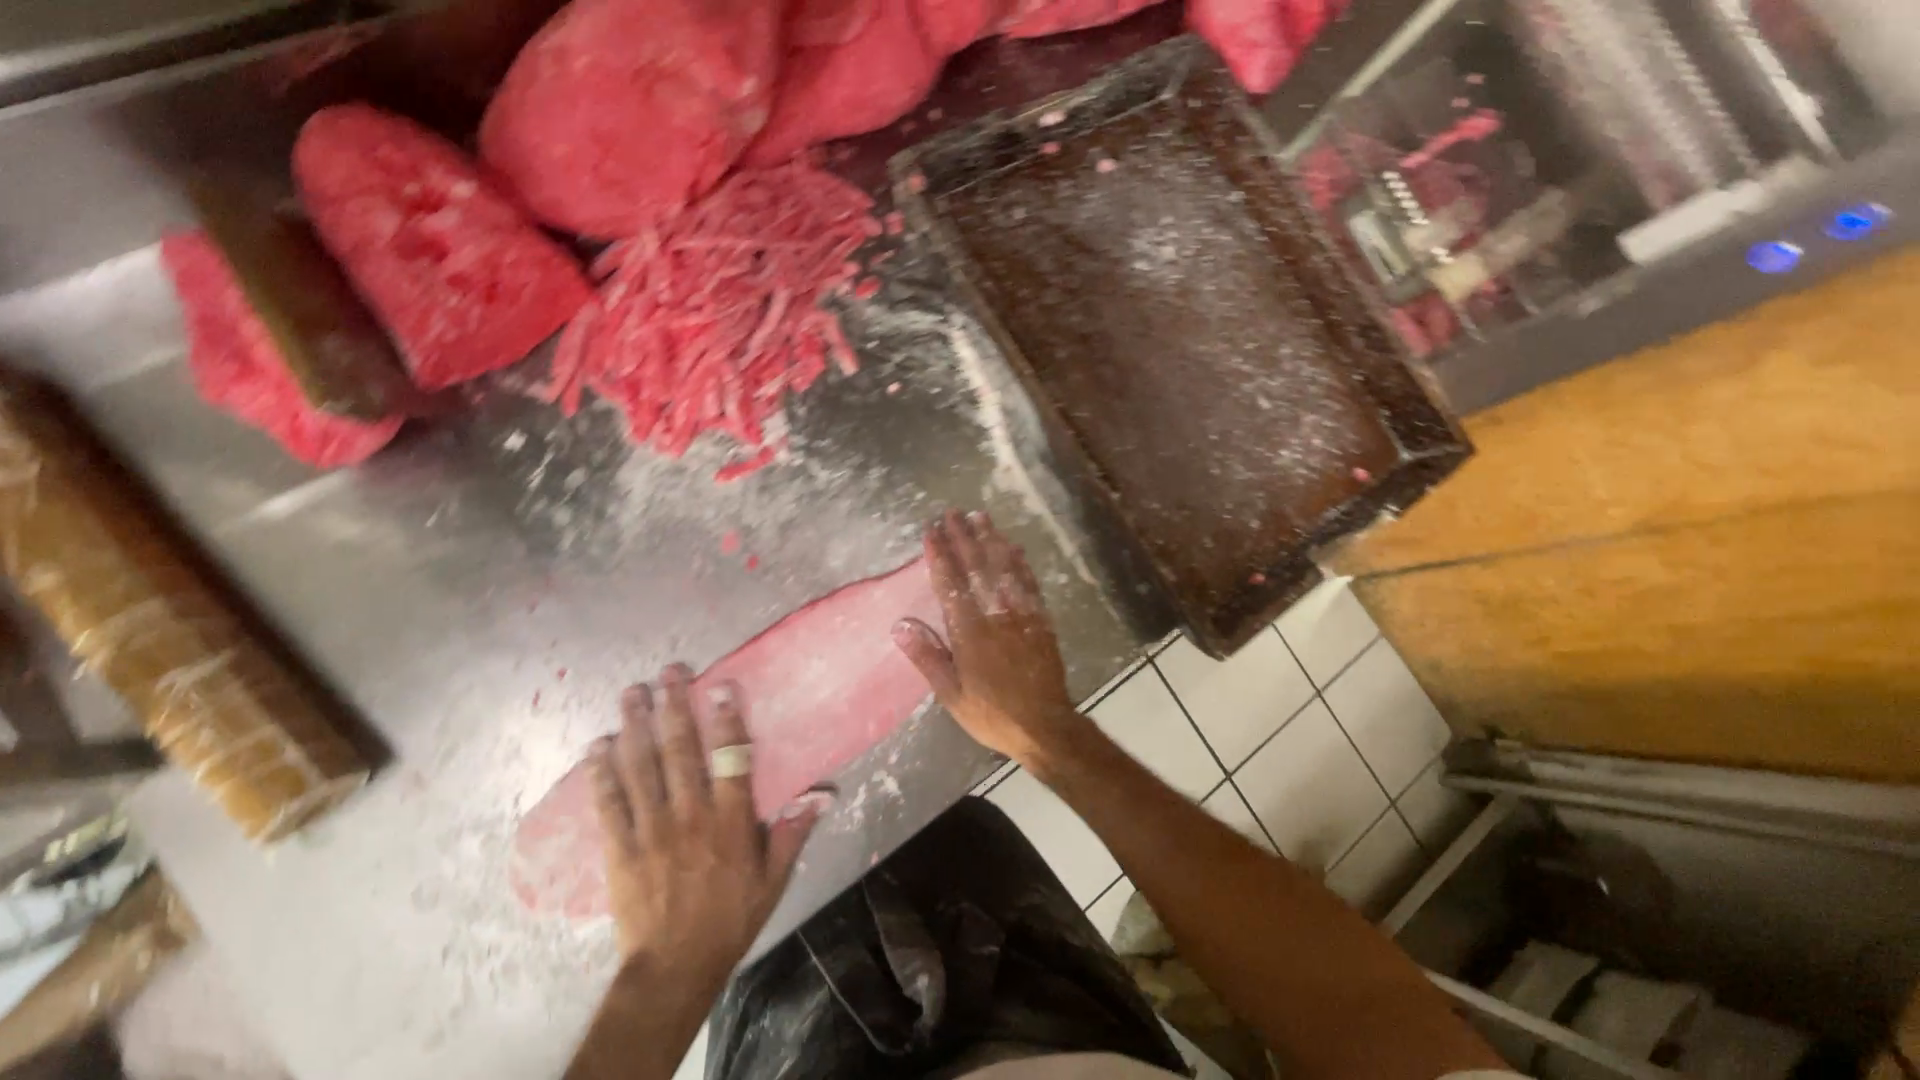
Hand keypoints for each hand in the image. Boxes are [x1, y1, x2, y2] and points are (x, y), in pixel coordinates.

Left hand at [588, 665, 827, 983]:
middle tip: (669, 671)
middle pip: (681, 751)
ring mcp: (652, 829)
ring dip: (636, 726)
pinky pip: (609, 802)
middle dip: (675, 706)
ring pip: (641, 767)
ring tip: (632, 692)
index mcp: (730, 822)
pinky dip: (602, 771)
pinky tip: (598, 744)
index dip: (726, 719)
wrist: (674, 966)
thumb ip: (792, 832)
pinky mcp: (620, 847)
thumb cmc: (730, 920)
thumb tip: (823, 794)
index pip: (731, 759)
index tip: (719, 685)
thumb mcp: (773, 880)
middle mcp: (690, 816)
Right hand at [892, 510, 1089, 770]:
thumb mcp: (951, 694)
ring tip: (980, 517)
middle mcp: (996, 616)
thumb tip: (900, 625)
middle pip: (978, 568)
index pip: (950, 584)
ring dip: (991, 541)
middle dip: (963, 538)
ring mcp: (1022, 616)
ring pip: (1005, 569)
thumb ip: (928, 657)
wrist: (1045, 727)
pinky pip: (1029, 584)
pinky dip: (1020, 563)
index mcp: (970, 633)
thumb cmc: (992, 714)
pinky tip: (1014, 548)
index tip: (932, 530)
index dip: (940, 555)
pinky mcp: (1041, 622)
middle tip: (953, 512)